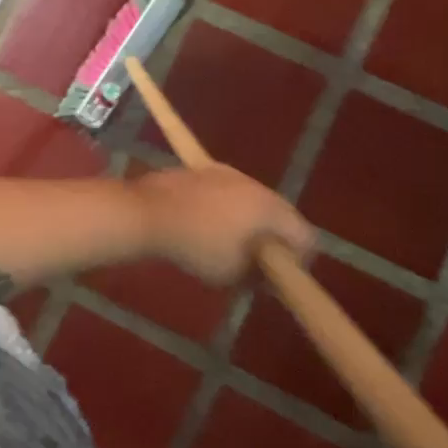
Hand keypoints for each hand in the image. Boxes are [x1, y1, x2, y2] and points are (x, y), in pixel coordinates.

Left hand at [134, 165, 314, 284]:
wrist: (144, 212)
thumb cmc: (196, 244)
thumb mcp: (234, 273)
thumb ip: (259, 276)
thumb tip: (265, 275)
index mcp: (269, 207)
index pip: (304, 235)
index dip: (300, 260)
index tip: (283, 277)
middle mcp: (251, 183)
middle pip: (278, 213)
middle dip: (273, 237)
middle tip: (260, 261)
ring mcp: (222, 171)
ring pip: (248, 199)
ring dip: (247, 220)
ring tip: (231, 243)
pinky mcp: (197, 170)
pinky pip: (222, 192)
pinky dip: (222, 208)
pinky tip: (205, 224)